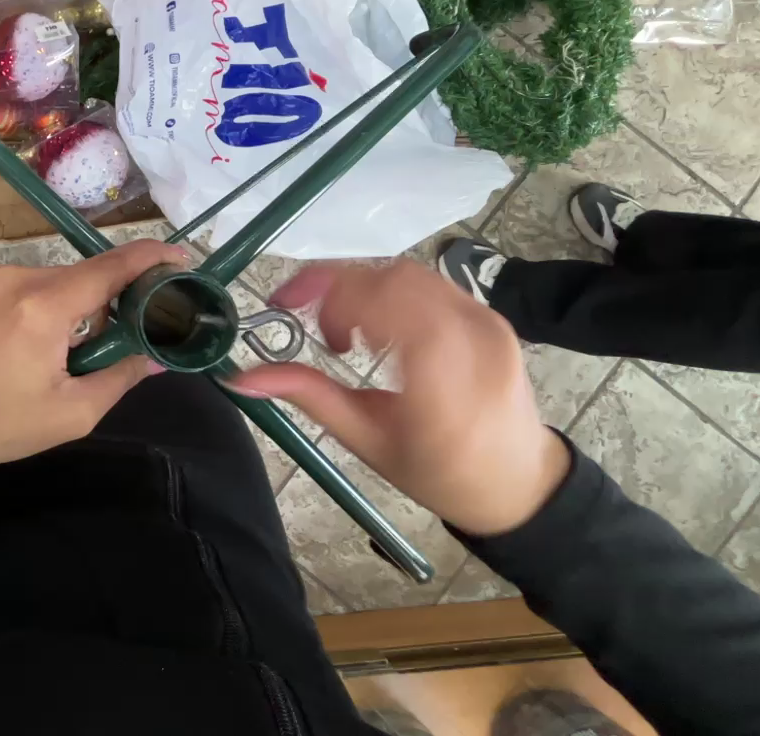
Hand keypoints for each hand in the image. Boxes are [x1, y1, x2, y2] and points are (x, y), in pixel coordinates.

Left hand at [0, 239, 188, 471]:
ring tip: (73, 353)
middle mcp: (18, 278)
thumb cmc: (2, 424)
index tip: (182, 260)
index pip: (109, 268)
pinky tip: (46, 340)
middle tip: (125, 339)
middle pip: (87, 276)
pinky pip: (37, 283)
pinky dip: (54, 304)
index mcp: (42, 308)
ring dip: (81, 305)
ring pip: (63, 279)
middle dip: (113, 300)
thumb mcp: (73, 412)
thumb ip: (121, 375)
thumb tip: (158, 355)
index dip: (150, 259)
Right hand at [228, 261, 570, 536]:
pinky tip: (377, 326)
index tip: (285, 307)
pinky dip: (388, 291)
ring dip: (360, 287)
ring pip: (408, 273)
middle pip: (391, 279)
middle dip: (335, 287)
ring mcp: (489, 324)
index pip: (384, 304)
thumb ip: (306, 396)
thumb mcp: (365, 440)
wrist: (522, 485)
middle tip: (311, 323)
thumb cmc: (438, 472)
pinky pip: (428, 282)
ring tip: (346, 330)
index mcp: (444, 385)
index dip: (325, 293)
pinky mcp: (492, 317)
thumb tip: (237, 377)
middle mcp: (474, 343)